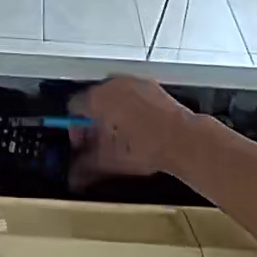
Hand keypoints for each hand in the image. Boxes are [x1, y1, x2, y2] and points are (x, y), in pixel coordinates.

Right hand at [67, 77, 199, 187]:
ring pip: (112, 95)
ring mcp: (133, 81)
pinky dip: (127, 106)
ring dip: (110, 112)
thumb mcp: (111, 161)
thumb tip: (75, 174)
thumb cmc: (147, 147)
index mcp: (99, 98)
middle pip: (93, 99)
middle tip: (98, 141)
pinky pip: (130, 93)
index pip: (74, 106)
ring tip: (118, 136)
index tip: (81, 142)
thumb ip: (86, 166)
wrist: (181, 138)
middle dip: (92, 120)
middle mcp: (114, 84)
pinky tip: (136, 126)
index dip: (75, 127)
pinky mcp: (149, 84)